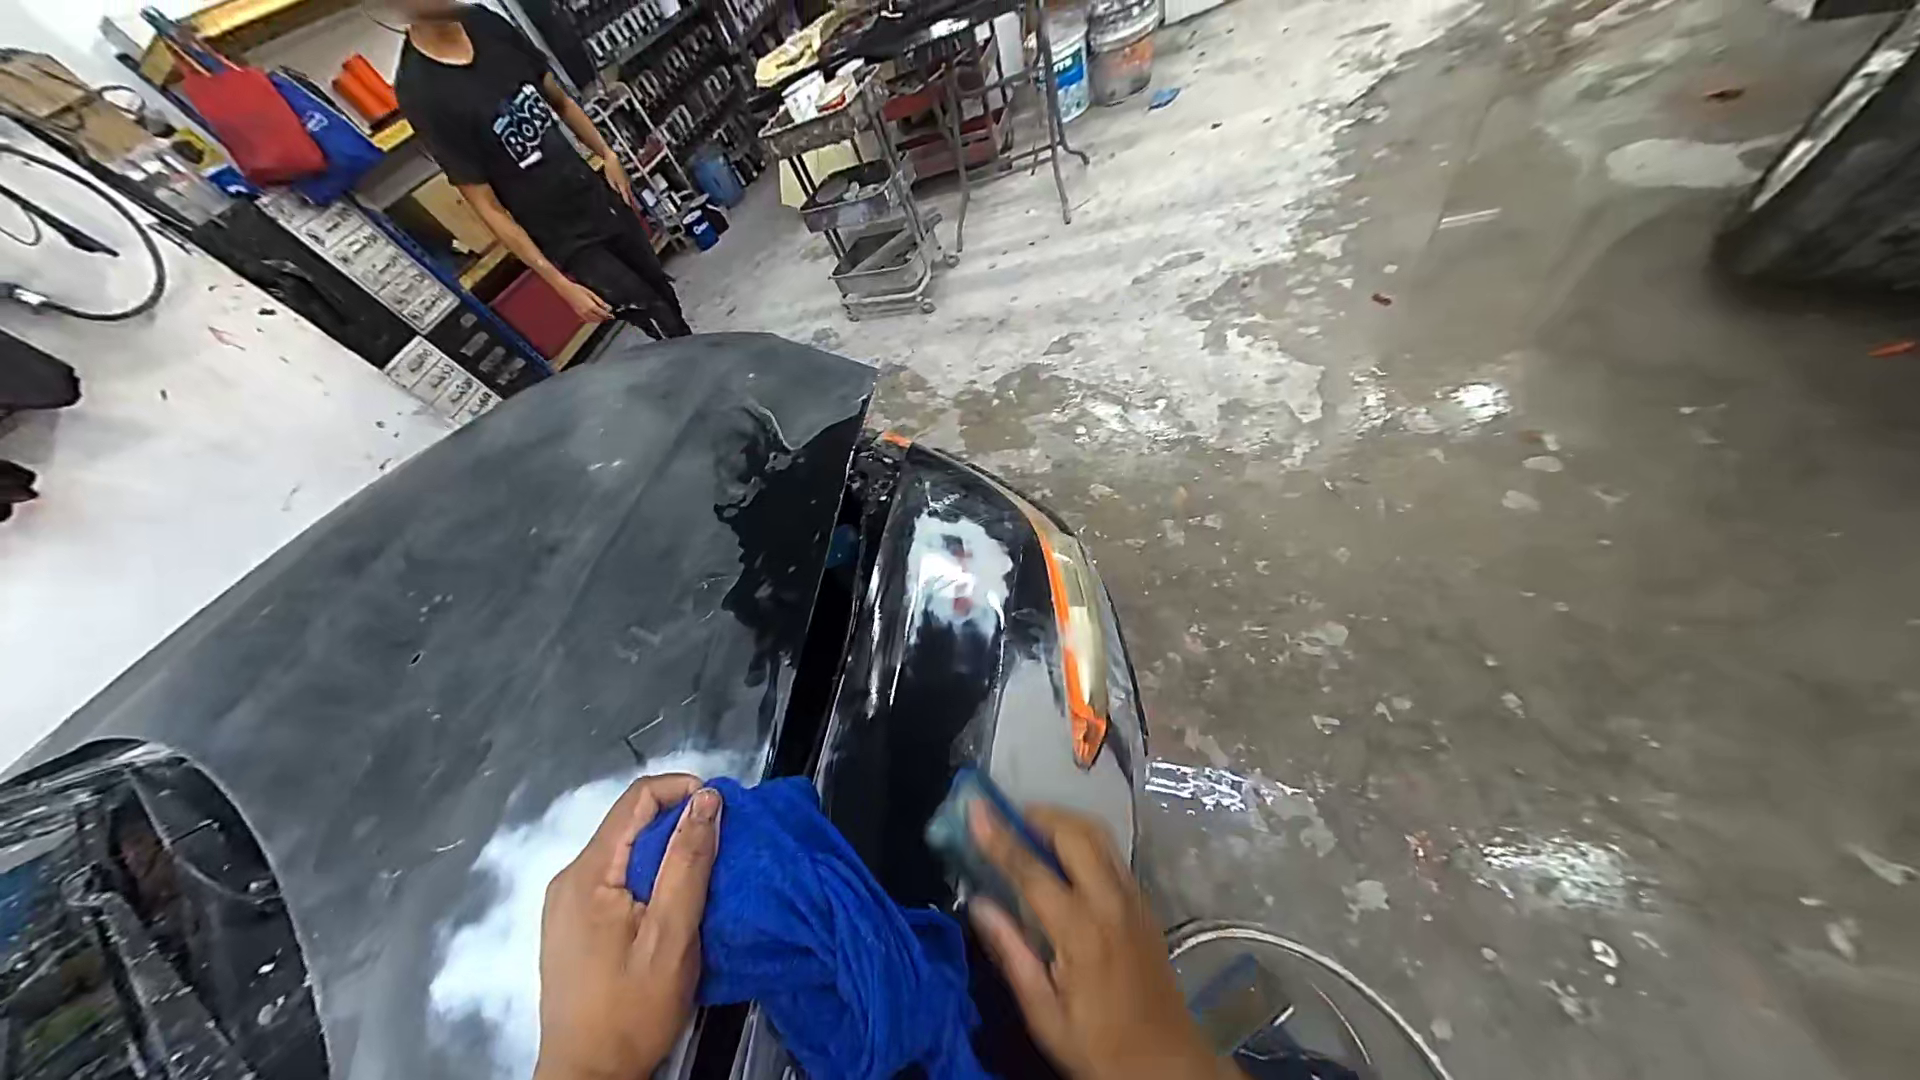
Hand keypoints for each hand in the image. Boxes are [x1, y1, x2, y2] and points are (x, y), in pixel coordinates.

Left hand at [535, 775, 722, 1079]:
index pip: (637, 798)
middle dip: (681, 821)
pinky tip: (675, 896)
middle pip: (632, 820)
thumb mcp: (672, 933)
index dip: (683, 789)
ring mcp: (569, 901)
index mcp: (587, 875)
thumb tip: (706, 797)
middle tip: (720, 843)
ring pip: (628, 845)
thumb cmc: (632, 1010)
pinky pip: (620, 872)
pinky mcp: (576, 921)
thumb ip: (688, 861)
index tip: (720, 809)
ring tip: (704, 870)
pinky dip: (653, 870)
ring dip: (670, 847)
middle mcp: (571, 878)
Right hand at [556, 277, 613, 322]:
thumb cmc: (578, 289)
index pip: (603, 314)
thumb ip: (600, 302)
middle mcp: (586, 312)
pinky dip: (593, 320)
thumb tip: (608, 308)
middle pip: (599, 319)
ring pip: (593, 321)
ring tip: (602, 316)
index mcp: (591, 307)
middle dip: (605, 318)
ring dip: (599, 320)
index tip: (613, 316)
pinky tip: (594, 316)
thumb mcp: (591, 294)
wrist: (565, 289)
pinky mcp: (578, 314)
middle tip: (609, 316)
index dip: (609, 315)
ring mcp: (582, 314)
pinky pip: (588, 320)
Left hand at [604, 158, 637, 209]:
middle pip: (630, 194)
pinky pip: (628, 185)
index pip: (626, 196)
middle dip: (631, 200)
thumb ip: (614, 187)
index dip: (628, 202)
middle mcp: (627, 183)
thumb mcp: (609, 178)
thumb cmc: (609, 167)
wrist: (611, 157)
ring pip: (630, 189)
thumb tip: (618, 193)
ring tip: (631, 200)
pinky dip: (628, 189)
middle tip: (632, 207)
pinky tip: (626, 191)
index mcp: (623, 185)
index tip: (629, 207)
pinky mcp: (626, 176)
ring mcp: (627, 179)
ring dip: (630, 195)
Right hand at [969, 802, 1234, 1079]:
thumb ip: (1011, 952)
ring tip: (1033, 825)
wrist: (1169, 1064)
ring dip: (1063, 819)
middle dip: (1037, 815)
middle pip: (1073, 834)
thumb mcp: (1044, 1013)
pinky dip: (1083, 836)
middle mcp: (1110, 901)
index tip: (976, 808)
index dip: (999, 837)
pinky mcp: (1144, 900)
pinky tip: (1065, 852)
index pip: (1031, 870)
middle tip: (1007, 816)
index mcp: (1080, 931)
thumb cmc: (1099, 1045)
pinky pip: (1111, 850)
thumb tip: (978, 903)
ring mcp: (1132, 896)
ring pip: (1098, 833)